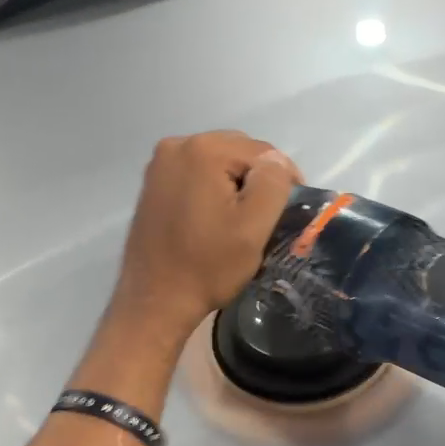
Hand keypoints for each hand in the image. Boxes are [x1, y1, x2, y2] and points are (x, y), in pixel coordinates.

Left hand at [111, 132, 300, 338]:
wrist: (156, 300)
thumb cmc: (208, 266)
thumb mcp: (253, 226)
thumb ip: (273, 183)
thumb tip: (277, 161)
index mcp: (204, 150)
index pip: (263, 151)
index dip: (284, 178)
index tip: (291, 210)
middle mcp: (177, 145)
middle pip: (237, 151)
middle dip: (257, 178)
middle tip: (269, 216)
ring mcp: (160, 164)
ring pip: (217, 161)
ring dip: (235, 183)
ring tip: (243, 218)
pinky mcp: (153, 184)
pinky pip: (196, 173)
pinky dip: (212, 188)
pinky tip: (216, 216)